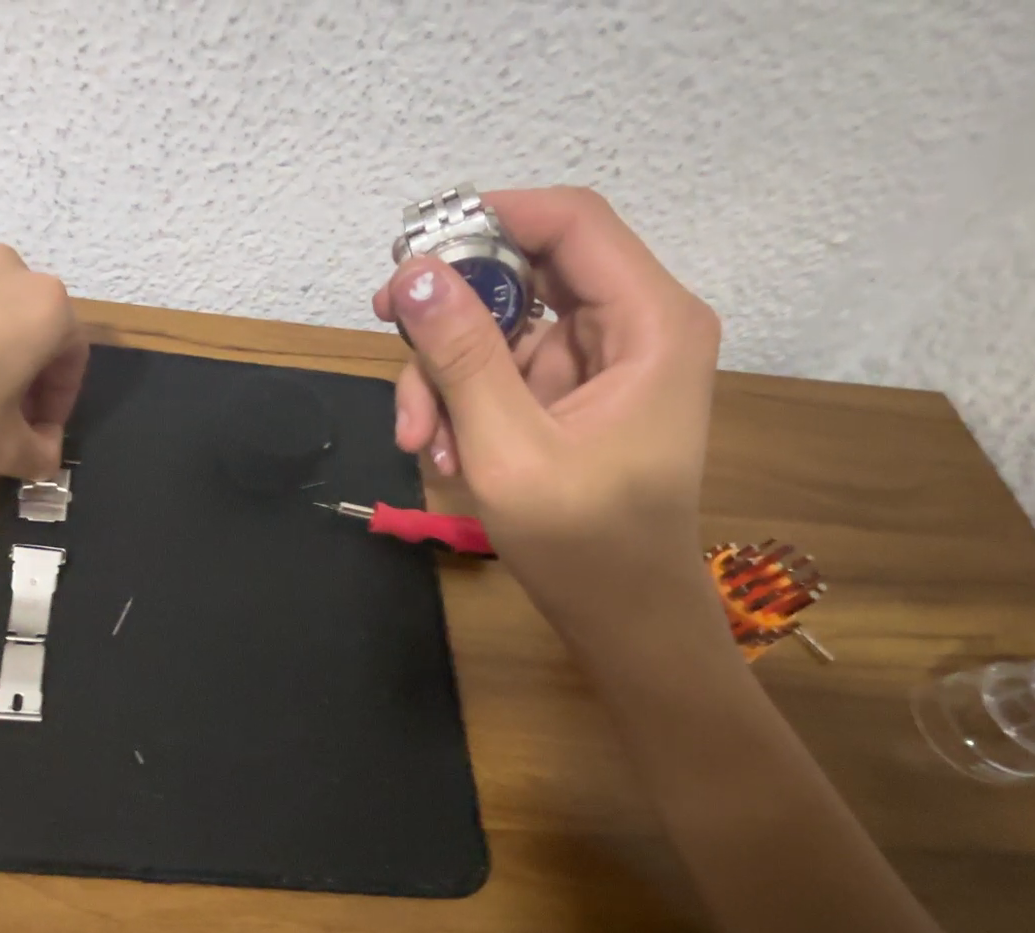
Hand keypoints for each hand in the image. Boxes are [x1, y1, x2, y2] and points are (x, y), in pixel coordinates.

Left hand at [0, 244, 87, 492]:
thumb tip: (44, 458)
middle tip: (9, 422)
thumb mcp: (4, 448)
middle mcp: (9, 271)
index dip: (60, 406)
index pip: (72, 359)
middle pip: (34, 332)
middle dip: (28, 380)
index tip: (40, 438)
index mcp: (47, 306)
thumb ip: (39, 455)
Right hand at [374, 188, 722, 637]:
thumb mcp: (507, 449)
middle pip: (524, 273)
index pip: (571, 223)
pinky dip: (462, 404)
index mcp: (649, 323)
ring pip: (500, 327)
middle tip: (385, 329)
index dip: (491, 217)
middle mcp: (630, 325)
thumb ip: (461, 357)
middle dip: (450, 312)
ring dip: (445, 376)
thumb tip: (412, 275)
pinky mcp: (568, 393)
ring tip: (420, 440)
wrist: (620, 614)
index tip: (414, 249)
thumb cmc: (582, 543)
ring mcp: (596, 361)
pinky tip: (445, 453)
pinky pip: (500, 370)